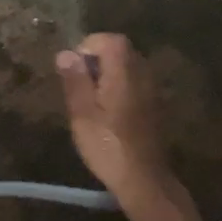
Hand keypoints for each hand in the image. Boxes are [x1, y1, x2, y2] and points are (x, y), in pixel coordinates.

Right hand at [57, 34, 213, 220]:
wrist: (144, 180)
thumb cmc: (107, 146)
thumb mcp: (82, 114)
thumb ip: (75, 81)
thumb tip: (66, 53)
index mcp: (124, 75)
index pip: (112, 41)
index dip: (90, 46)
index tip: (74, 68)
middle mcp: (143, 77)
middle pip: (122, 51)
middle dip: (98, 59)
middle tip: (79, 84)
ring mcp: (153, 92)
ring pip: (130, 67)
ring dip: (109, 74)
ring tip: (91, 100)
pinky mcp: (155, 107)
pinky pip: (136, 83)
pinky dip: (120, 87)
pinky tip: (109, 113)